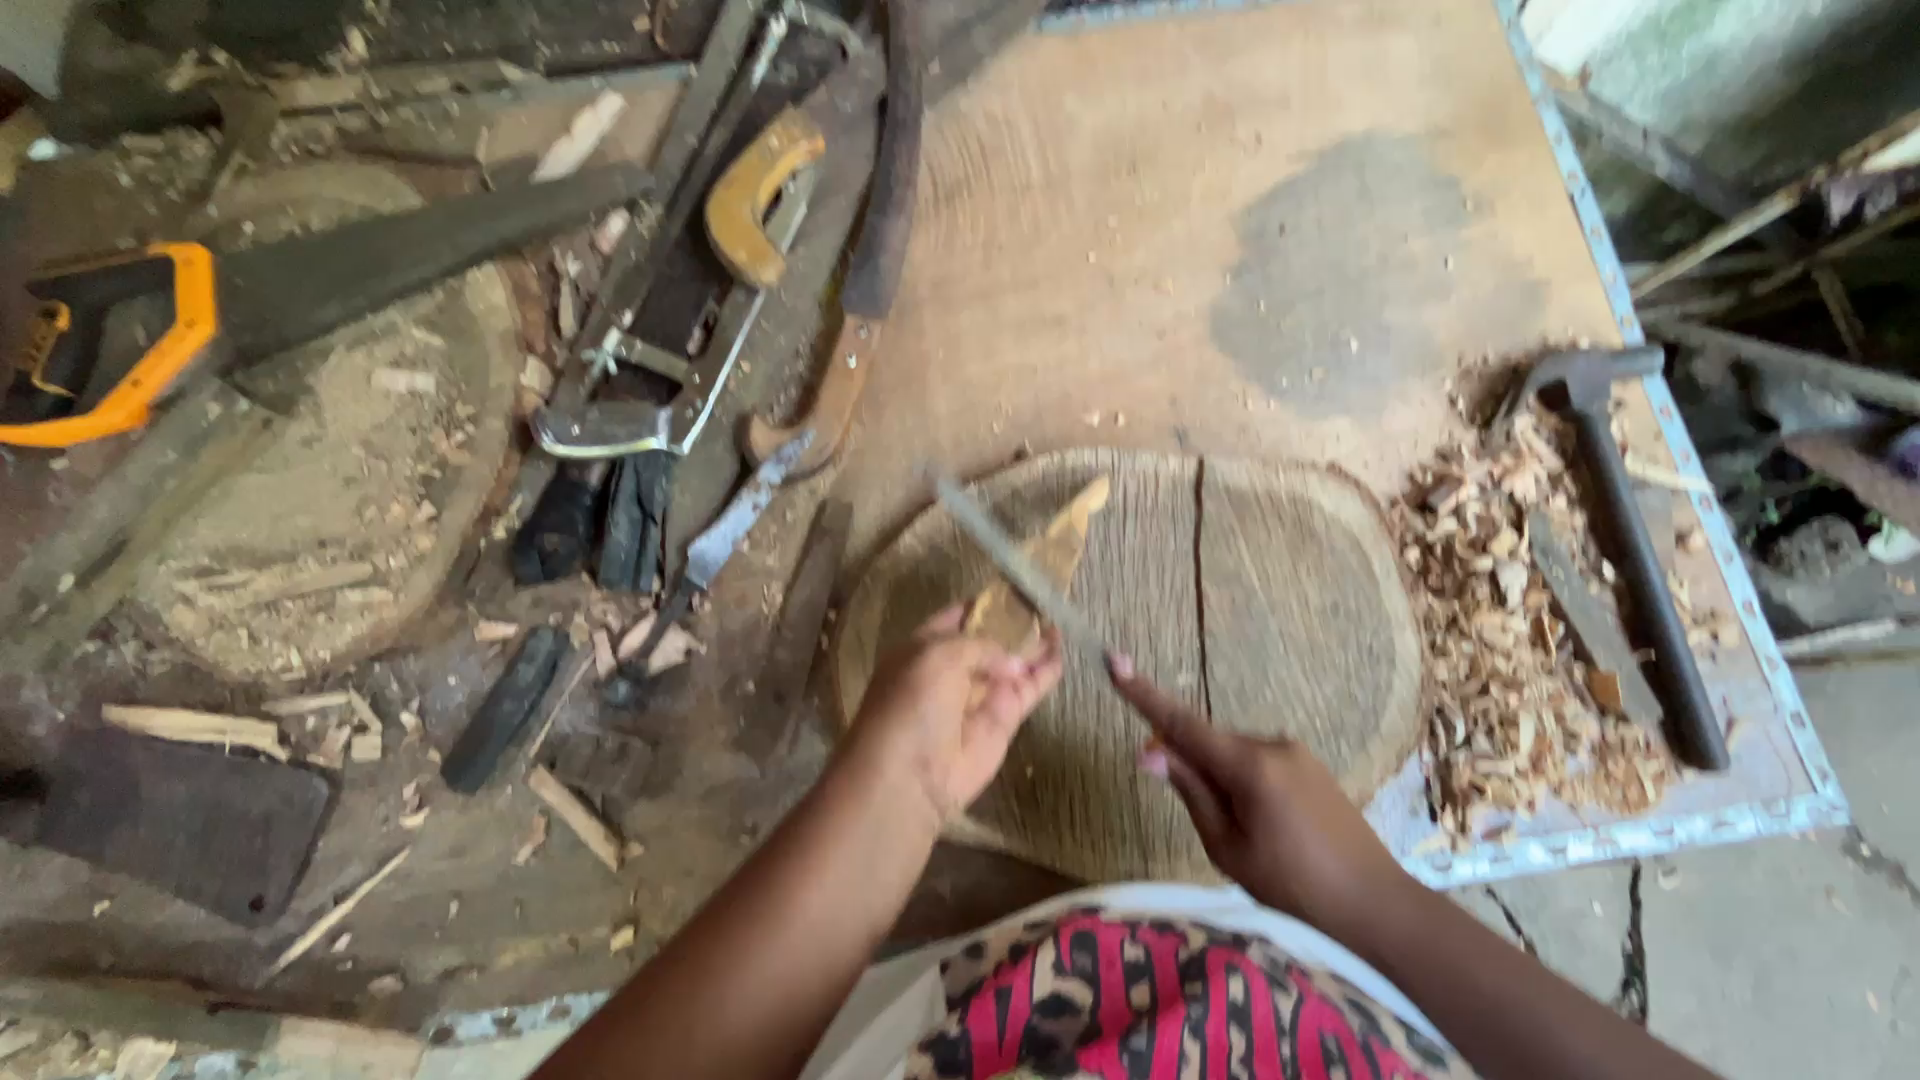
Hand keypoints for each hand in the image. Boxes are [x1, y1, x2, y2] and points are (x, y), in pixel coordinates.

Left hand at [843, 605, 1064, 825]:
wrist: (910, 775)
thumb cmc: (912, 704)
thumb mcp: (938, 655)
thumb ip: (980, 644)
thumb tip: (1013, 658)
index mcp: (924, 648)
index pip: (957, 617)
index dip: (983, 603)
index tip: (1013, 588)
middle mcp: (952, 670)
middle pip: (990, 639)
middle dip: (1014, 621)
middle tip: (1045, 599)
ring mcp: (979, 695)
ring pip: (1013, 662)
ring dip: (1035, 642)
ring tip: (1059, 616)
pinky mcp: (1003, 720)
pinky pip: (1029, 689)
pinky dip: (1046, 671)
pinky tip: (1062, 650)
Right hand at [1108, 652, 1415, 945]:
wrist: (1374, 903)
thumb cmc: (1292, 885)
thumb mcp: (1227, 846)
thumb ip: (1191, 790)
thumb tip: (1150, 750)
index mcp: (1249, 765)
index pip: (1182, 723)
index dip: (1144, 694)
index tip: (1115, 660)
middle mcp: (1272, 745)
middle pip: (1209, 742)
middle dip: (1190, 765)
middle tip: (1206, 822)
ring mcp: (1296, 753)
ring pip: (1234, 755)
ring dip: (1221, 779)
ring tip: (1246, 837)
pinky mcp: (1311, 767)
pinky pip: (1259, 763)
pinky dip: (1244, 783)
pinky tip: (1265, 826)